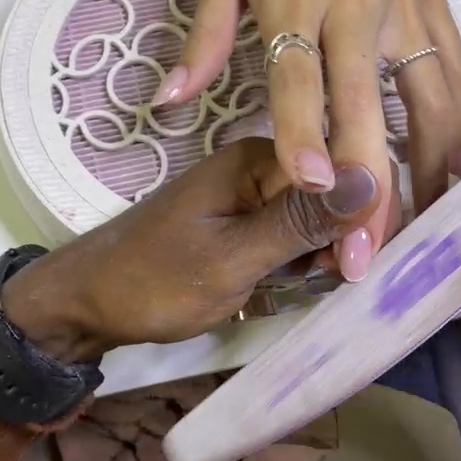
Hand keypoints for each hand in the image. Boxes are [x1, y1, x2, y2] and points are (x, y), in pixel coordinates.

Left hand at [1, 138, 378, 362]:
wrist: (90, 302)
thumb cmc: (155, 283)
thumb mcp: (233, 259)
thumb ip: (300, 222)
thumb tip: (369, 178)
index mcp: (257, 158)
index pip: (340, 167)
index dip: (361, 216)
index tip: (358, 268)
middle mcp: (260, 164)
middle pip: (335, 188)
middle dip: (345, 235)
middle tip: (330, 281)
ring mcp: (252, 191)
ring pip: (320, 213)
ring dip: (324, 251)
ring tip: (304, 283)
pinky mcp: (246, 217)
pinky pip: (294, 228)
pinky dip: (301, 257)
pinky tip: (293, 279)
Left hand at [153, 0, 460, 284]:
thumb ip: (204, 38)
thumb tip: (167, 100)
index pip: (299, 80)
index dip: (304, 137)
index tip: (310, 197)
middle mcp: (357, 6)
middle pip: (369, 108)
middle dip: (371, 188)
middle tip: (369, 257)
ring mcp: (406, 3)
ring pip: (431, 98)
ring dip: (429, 169)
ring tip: (424, 231)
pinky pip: (457, 69)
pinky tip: (457, 165)